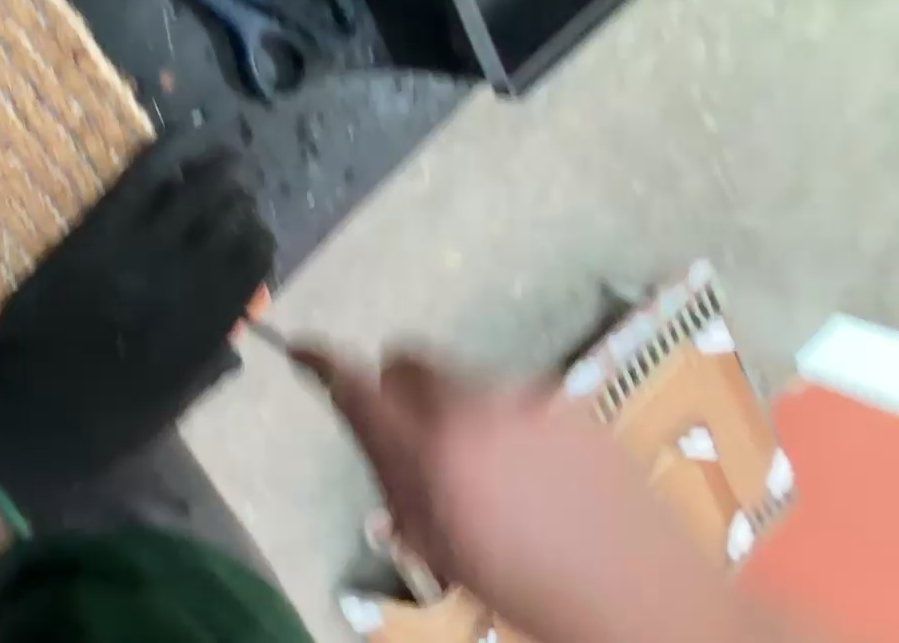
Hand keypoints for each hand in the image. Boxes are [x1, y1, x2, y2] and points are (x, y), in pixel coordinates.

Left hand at [0, 138, 272, 522]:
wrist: (24, 415)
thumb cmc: (99, 422)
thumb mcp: (170, 405)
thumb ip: (210, 362)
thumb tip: (240, 331)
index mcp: (204, 330)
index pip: (252, 265)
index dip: (259, 239)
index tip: (254, 226)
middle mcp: (179, 287)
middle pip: (228, 222)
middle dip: (240, 196)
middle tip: (239, 179)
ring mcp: (133, 259)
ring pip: (192, 196)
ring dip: (214, 168)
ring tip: (224, 150)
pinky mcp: (90, 239)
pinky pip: (135, 186)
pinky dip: (162, 156)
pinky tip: (178, 135)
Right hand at [295, 348, 784, 642]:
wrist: (657, 607)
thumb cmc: (528, 588)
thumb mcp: (437, 540)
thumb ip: (389, 469)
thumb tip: (359, 416)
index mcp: (434, 449)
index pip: (356, 382)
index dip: (320, 361)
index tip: (301, 351)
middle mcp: (473, 406)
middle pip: (403, 361)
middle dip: (397, 391)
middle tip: (417, 439)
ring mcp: (527, 397)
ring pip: (455, 375)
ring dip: (450, 404)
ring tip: (487, 464)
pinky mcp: (568, 400)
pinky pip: (504, 390)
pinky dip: (497, 415)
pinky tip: (533, 467)